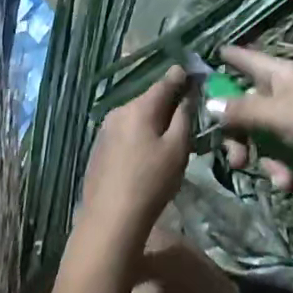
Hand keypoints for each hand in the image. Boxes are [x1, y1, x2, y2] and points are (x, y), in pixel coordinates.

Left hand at [78, 67, 192, 251]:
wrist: (111, 218)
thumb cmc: (151, 182)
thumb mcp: (178, 149)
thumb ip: (184, 117)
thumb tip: (188, 94)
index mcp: (139, 108)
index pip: (164, 82)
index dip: (181, 77)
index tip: (193, 74)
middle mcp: (118, 111)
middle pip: (148, 99)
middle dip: (167, 102)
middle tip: (187, 110)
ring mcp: (105, 129)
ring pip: (136, 115)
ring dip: (152, 119)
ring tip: (168, 135)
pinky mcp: (99, 147)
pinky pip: (124, 130)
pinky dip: (138, 133)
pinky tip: (146, 152)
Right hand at [213, 45, 292, 191]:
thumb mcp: (276, 115)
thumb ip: (240, 111)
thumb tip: (208, 105)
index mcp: (278, 74)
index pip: (244, 58)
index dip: (225, 59)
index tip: (202, 64)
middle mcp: (284, 93)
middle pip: (245, 106)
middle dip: (237, 135)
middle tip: (236, 159)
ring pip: (261, 136)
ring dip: (264, 159)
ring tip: (276, 177)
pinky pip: (281, 155)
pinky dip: (281, 170)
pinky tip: (288, 183)